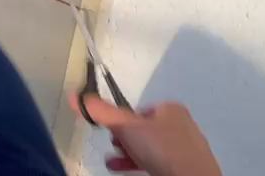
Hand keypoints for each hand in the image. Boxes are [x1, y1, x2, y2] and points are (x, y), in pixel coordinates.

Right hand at [80, 96, 221, 175]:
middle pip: (145, 131)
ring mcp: (190, 152)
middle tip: (115, 151)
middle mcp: (183, 127)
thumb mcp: (126, 127)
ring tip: (116, 166)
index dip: (123, 123)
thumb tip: (73, 96)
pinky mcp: (191, 172)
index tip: (112, 136)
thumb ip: (100, 112)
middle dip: (126, 141)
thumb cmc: (161, 150)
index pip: (139, 111)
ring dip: (133, 157)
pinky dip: (147, 169)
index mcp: (171, 110)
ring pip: (154, 151)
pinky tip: (133, 174)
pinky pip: (164, 167)